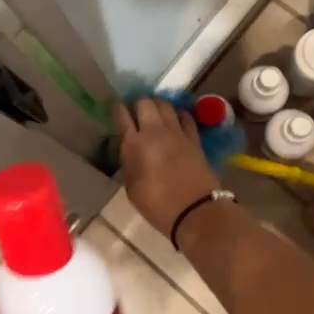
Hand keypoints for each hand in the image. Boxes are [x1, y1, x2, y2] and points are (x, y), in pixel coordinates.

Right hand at [114, 98, 222, 240]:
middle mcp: (154, 131)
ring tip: (155, 112)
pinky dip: (178, 114)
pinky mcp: (194, 138)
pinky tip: (176, 119)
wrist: (195, 211)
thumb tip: (130, 149)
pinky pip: (185, 116)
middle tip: (137, 112)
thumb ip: (128, 163)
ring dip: (158, 105)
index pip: (123, 116)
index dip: (119, 110)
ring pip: (165, 104)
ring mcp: (177, 133)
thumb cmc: (157, 204)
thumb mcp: (132, 187)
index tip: (118, 110)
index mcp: (134, 144)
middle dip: (138, 104)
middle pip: (145, 103)